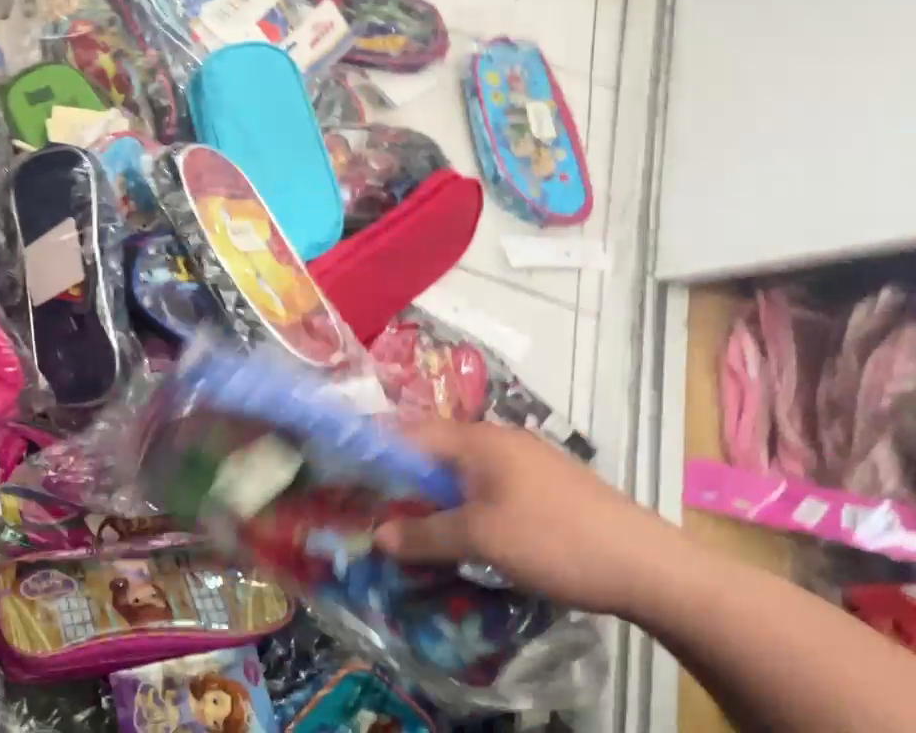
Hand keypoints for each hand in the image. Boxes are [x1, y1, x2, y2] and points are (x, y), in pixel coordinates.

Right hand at [374, 421, 681, 616]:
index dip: (373, 453)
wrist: (658, 572)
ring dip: (436, 495)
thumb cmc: (557, 542)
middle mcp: (500, 439)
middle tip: (376, 508)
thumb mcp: (481, 541)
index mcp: (478, 439)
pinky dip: (466, 503)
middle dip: (403, 479)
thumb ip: (424, 534)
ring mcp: (529, 461)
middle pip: (433, 450)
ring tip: (415, 525)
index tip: (346, 477)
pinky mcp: (550, 486)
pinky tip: (466, 532)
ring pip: (462, 471)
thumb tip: (378, 536)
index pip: (407, 433)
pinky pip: (489, 485)